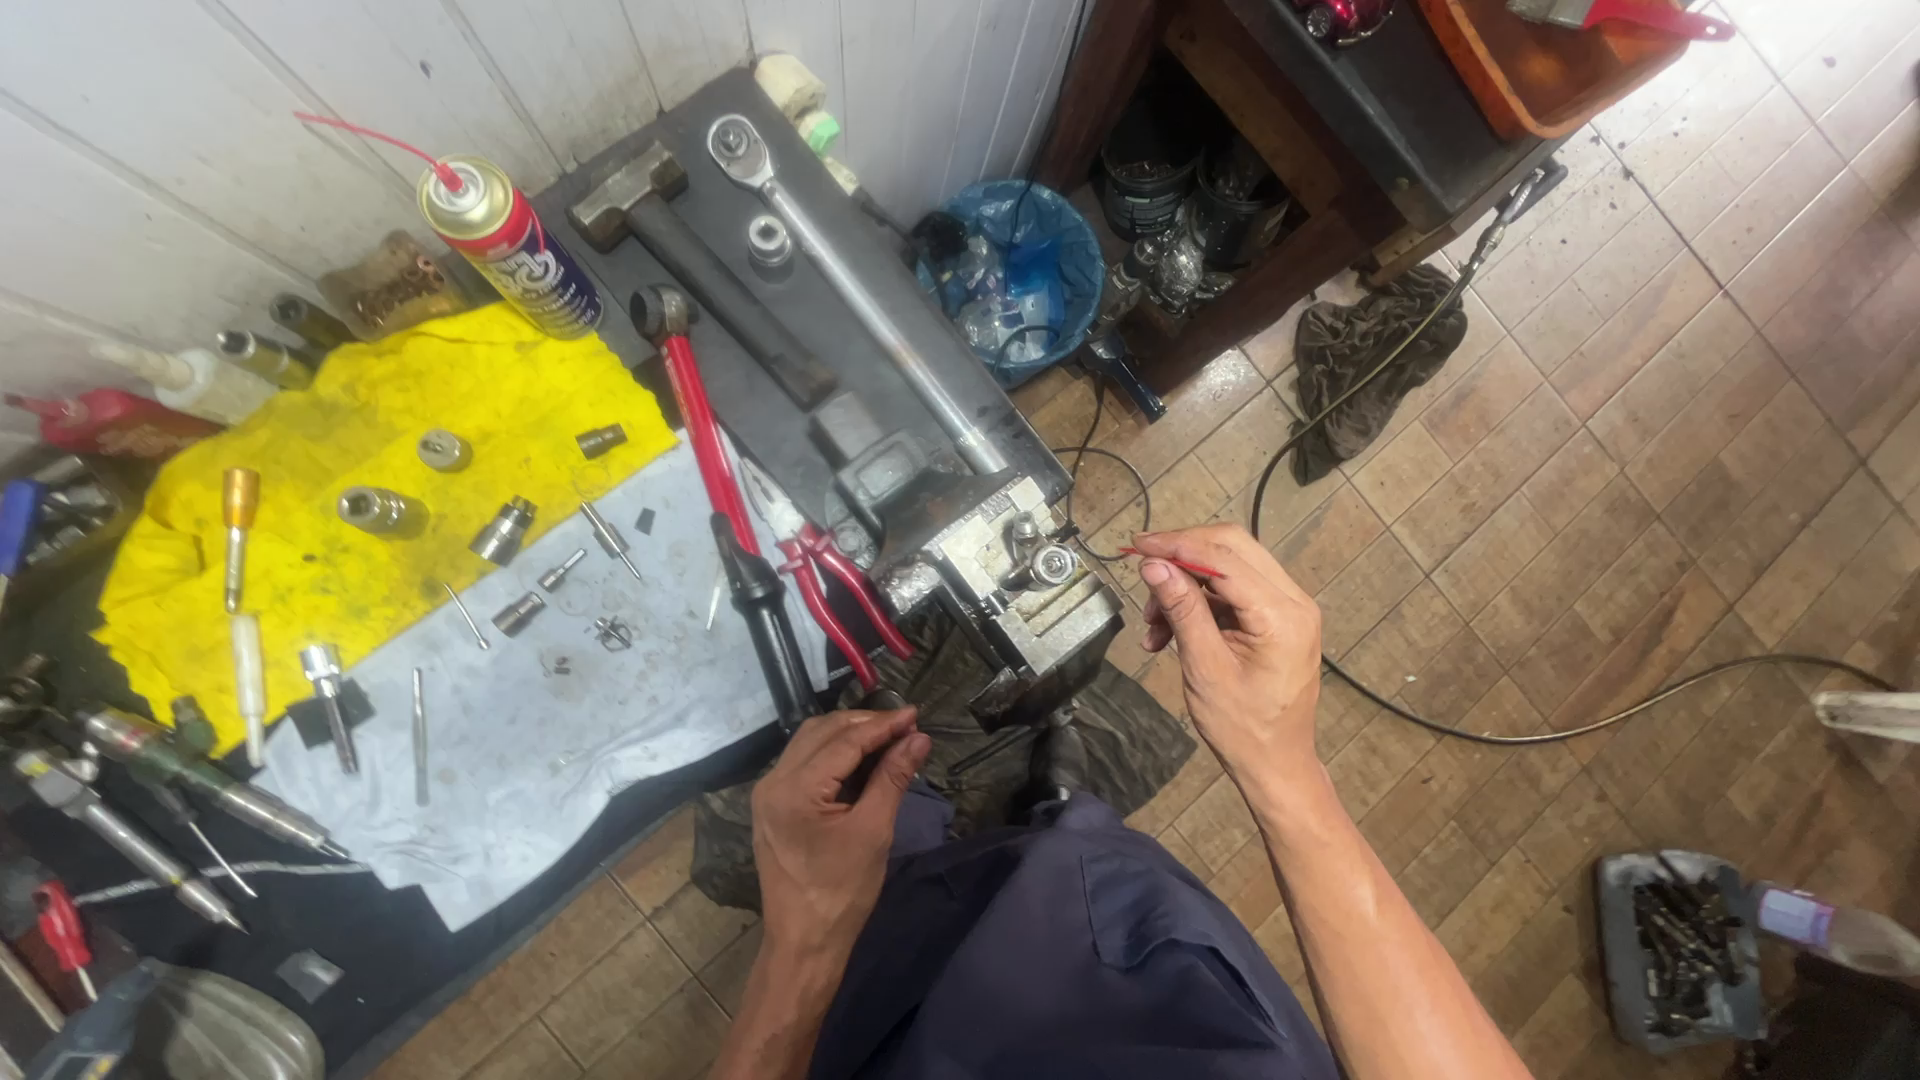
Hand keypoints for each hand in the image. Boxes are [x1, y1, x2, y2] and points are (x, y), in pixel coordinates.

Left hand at [751, 709, 931, 961]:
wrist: (804, 943)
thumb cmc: (842, 893)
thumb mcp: (874, 831)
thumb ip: (893, 777)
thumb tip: (919, 738)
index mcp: (795, 789)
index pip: (845, 740)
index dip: (883, 724)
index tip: (916, 714)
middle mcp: (773, 781)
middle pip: (823, 731)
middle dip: (866, 723)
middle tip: (906, 727)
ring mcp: (768, 792)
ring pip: (811, 741)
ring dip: (849, 734)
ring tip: (888, 738)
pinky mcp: (772, 804)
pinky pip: (804, 761)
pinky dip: (834, 752)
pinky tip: (861, 758)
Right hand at [1131, 525, 1322, 788]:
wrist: (1275, 763)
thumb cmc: (1242, 726)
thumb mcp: (1204, 667)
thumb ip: (1182, 609)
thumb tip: (1153, 565)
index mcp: (1281, 615)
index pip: (1225, 557)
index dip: (1177, 544)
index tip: (1137, 545)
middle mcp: (1293, 600)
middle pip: (1232, 547)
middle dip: (1182, 552)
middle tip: (1142, 566)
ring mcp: (1288, 607)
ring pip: (1228, 565)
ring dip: (1185, 582)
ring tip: (1152, 622)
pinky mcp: (1276, 617)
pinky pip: (1232, 589)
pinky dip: (1198, 600)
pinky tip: (1168, 630)